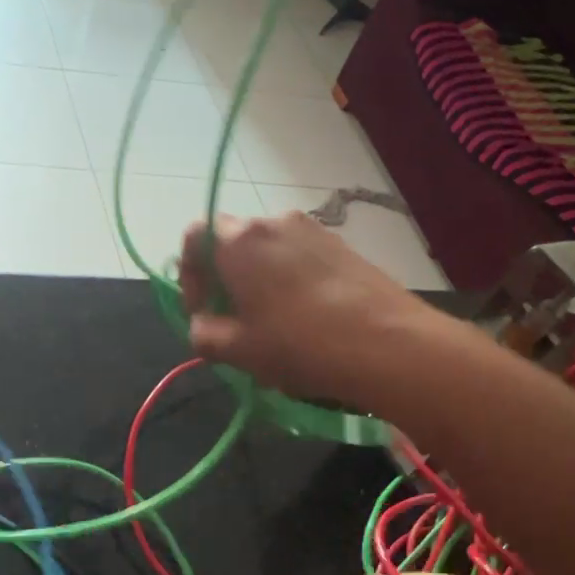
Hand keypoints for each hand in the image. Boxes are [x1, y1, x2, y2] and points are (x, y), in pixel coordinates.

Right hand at [178, 213, 439, 399]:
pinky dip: (285, 282)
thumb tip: (203, 322)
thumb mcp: (237, 351)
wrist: (386, 343)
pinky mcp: (339, 245)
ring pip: (265, 251)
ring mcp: (311, 230)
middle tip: (232, 324)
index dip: (188, 275)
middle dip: (223, 281)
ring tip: (268, 326)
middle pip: (231, 243)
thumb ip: (203, 333)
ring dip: (255, 283)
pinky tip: (300, 320)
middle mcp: (273, 223)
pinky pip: (296, 257)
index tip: (202, 312)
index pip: (195, 237)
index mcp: (239, 243)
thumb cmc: (299, 345)